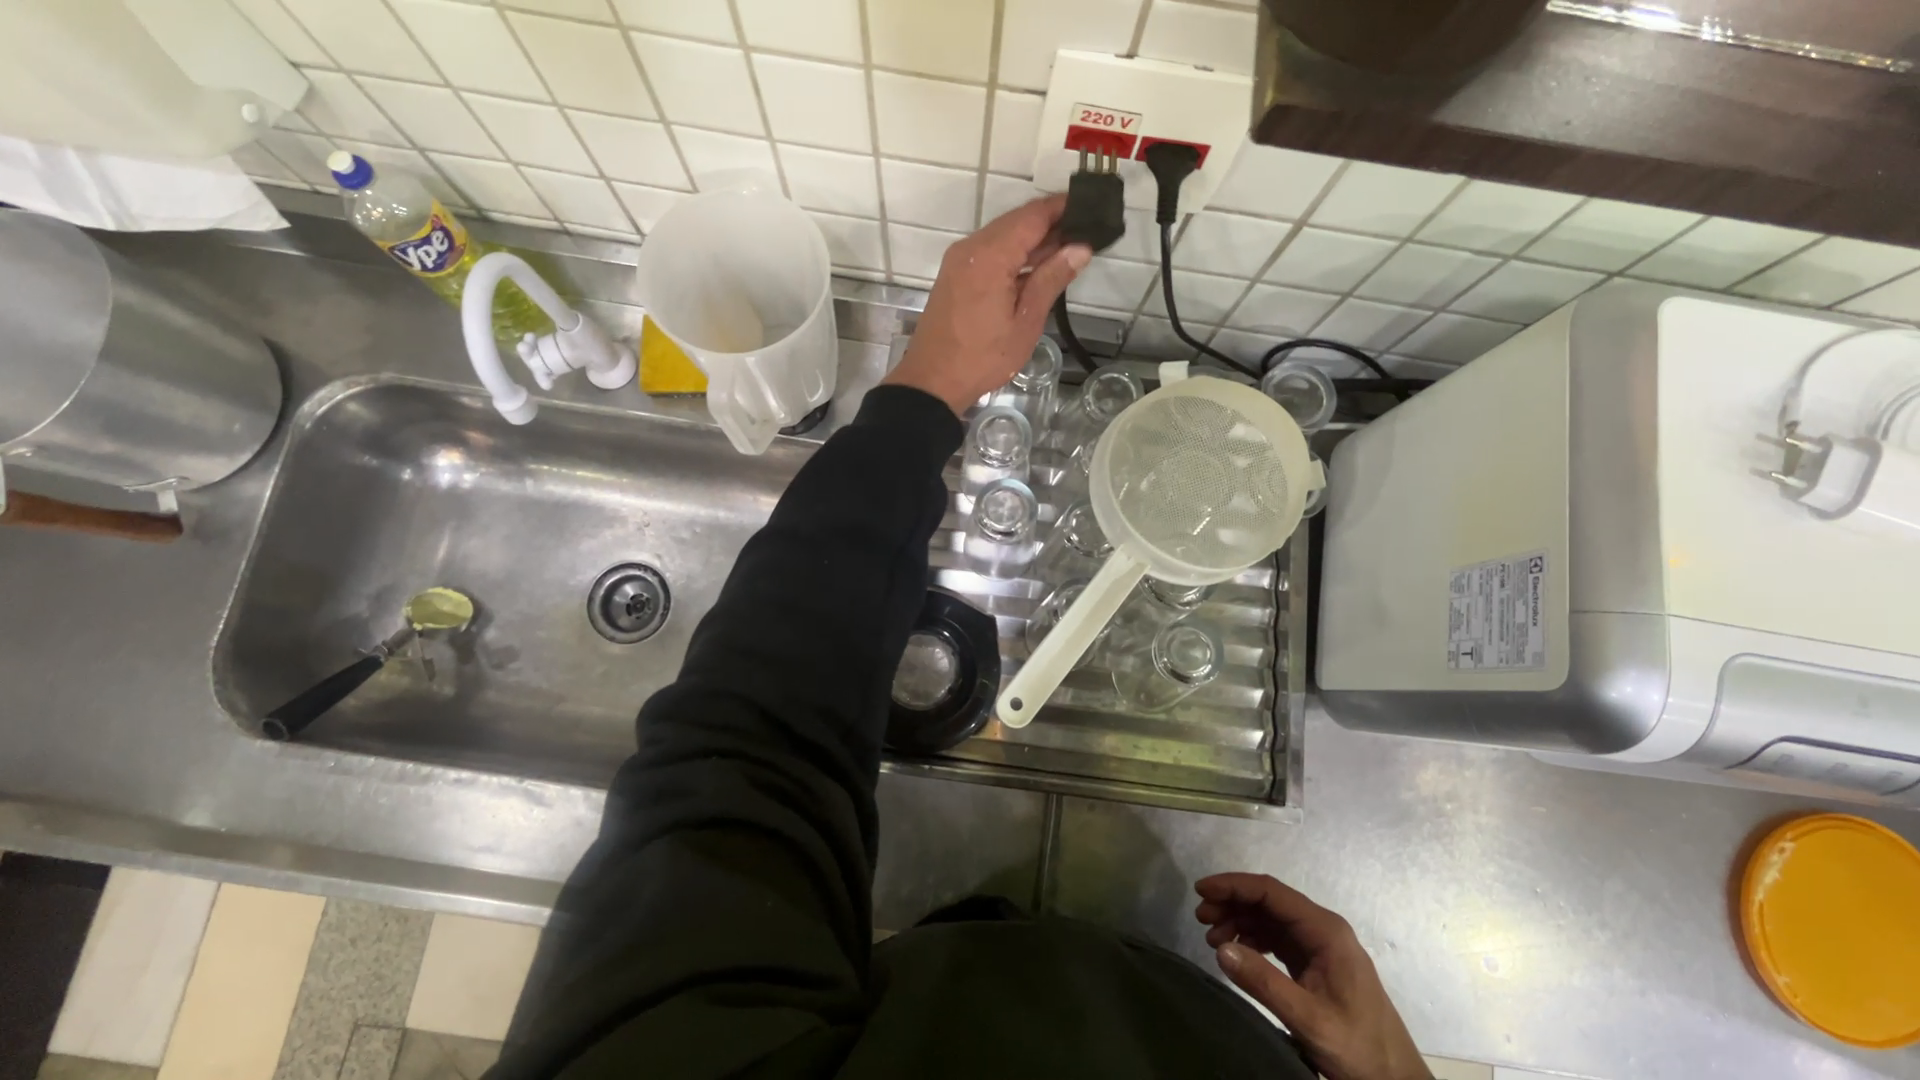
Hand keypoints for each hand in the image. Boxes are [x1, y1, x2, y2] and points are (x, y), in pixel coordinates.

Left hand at [883, 195, 1091, 414]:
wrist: (932, 381)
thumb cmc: (982, 357)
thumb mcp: (1025, 322)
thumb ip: (1052, 279)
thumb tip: (1081, 248)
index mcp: (990, 256)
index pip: (1033, 216)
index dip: (1063, 207)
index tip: (1092, 204)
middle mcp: (972, 248)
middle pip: (1017, 222)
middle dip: (1052, 222)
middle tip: (1088, 228)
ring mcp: (960, 260)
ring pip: (1004, 236)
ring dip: (1035, 240)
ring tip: (1071, 246)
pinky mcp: (956, 274)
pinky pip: (991, 252)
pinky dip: (1016, 253)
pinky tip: (1039, 265)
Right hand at [1195, 873, 1429, 1079]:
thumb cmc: (1357, 1047)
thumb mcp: (1308, 1019)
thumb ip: (1263, 982)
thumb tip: (1221, 949)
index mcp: (1326, 931)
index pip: (1272, 892)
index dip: (1234, 886)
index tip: (1200, 891)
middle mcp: (1323, 930)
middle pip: (1269, 902)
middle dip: (1232, 903)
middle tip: (1200, 920)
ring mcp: (1320, 947)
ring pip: (1271, 919)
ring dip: (1239, 921)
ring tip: (1212, 939)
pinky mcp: (1316, 965)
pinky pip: (1277, 939)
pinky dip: (1252, 940)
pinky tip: (1236, 953)